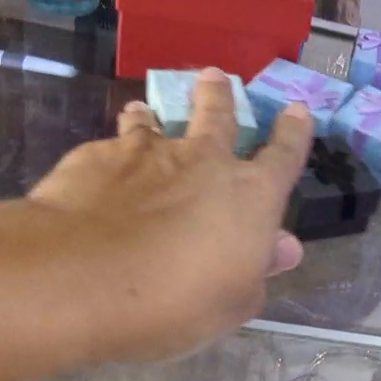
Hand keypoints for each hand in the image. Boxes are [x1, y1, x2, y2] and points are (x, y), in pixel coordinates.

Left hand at [25, 68, 312, 361]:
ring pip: (154, 121)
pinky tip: (100, 171)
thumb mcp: (236, 300)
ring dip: (153, 115)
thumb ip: (259, 268)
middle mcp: (203, 161)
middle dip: (220, 96)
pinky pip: (110, 148)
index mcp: (251, 195)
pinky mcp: (95, 158)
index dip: (294, 133)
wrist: (84, 280)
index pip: (284, 155)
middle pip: (218, 115)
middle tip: (214, 77)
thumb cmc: (179, 302)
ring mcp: (146, 153)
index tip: (297, 110)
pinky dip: (111, 154)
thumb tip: (283, 247)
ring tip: (144, 111)